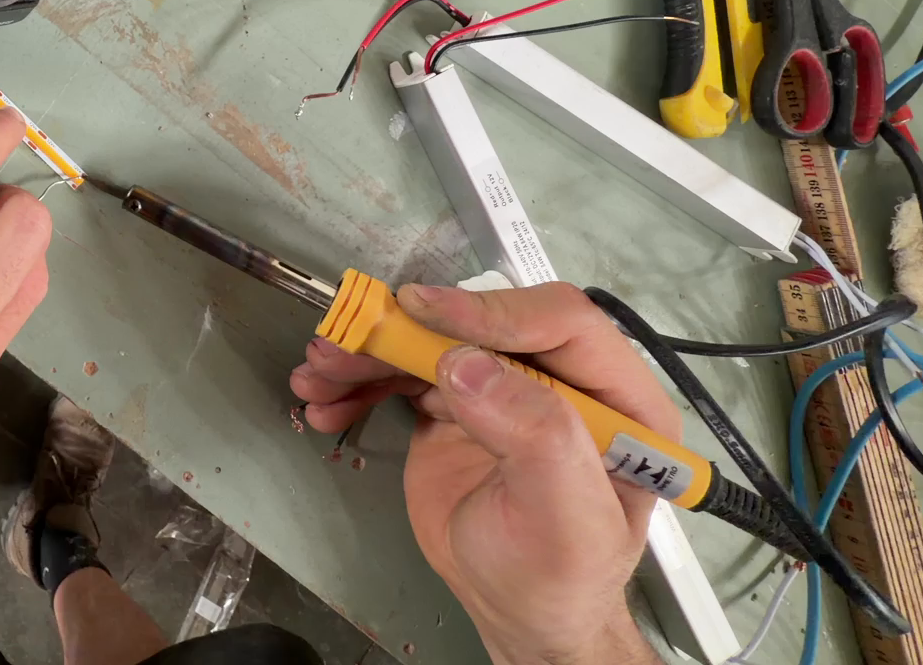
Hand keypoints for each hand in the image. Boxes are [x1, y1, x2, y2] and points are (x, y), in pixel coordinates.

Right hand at [290, 283, 675, 664]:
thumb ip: (535, 440)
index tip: (417, 311)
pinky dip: (354, 383)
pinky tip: (323, 404)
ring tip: (312, 379)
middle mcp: (552, 379)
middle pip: (469, 325)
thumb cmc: (554, 576)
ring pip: (421, 344)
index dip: (486, 309)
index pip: (557, 322)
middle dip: (395, 332)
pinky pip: (395, 374)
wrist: (512, 613)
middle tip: (336, 346)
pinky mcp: (447, 402)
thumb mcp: (562, 523)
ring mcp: (495, 388)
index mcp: (611, 397)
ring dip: (360, 355)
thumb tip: (464, 364)